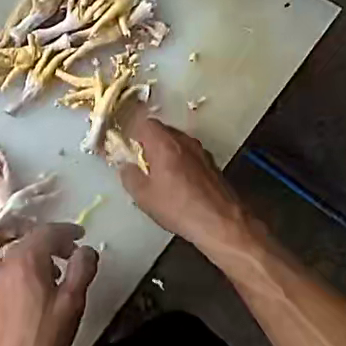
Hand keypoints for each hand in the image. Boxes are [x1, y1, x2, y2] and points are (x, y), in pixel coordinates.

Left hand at [0, 223, 98, 345]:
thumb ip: (82, 269)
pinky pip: (17, 267)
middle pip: (33, 239)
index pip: (48, 231)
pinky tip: (44, 284)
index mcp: (26, 259)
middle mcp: (8, 262)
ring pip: (23, 253)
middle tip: (75, 250)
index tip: (82, 234)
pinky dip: (32, 266)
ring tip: (63, 268)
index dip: (67, 230)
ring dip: (44, 254)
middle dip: (56, 241)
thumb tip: (86, 250)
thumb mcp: (72, 301)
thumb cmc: (44, 334)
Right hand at [118, 118, 256, 251]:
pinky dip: (179, 160)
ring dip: (165, 151)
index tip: (125, 147)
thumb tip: (125, 166)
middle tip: (138, 160)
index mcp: (164, 144)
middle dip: (148, 141)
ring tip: (157, 172)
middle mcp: (184, 141)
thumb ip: (129, 176)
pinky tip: (177, 181)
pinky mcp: (212, 164)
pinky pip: (189, 154)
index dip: (132, 132)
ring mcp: (201, 151)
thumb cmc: (178, 207)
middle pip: (162, 130)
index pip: (145, 123)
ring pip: (177, 142)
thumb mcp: (143, 196)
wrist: (221, 222)